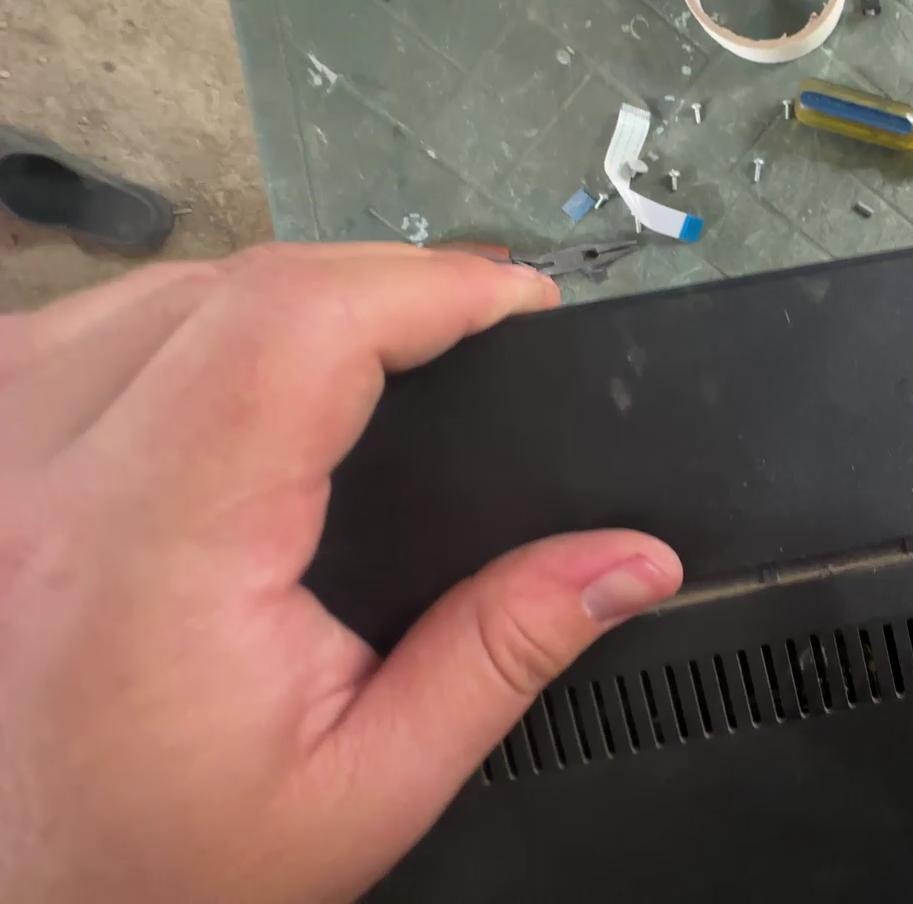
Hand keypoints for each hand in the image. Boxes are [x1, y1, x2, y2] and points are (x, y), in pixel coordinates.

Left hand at [0, 245, 683, 901]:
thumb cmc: (170, 865)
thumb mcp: (375, 782)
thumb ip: (511, 652)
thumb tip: (639, 562)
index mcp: (144, 556)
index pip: (298, 330)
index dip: (432, 284)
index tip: (524, 303)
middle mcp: (27, 482)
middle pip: (247, 285)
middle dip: (399, 278)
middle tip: (493, 319)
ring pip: (172, 285)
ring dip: (316, 290)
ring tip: (410, 330)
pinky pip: (98, 319)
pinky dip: (220, 310)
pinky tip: (278, 357)